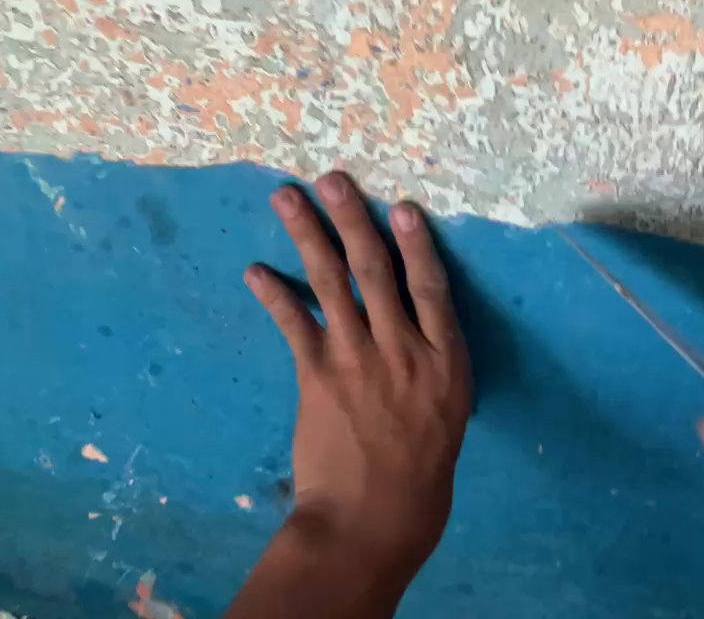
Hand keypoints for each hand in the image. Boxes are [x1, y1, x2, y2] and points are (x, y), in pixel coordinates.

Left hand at [226, 172, 471, 618]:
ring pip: (332, 285)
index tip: (403, 206)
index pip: (432, 288)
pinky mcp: (317, 377)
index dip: (417, 244)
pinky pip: (295, 324)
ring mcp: (357, 360)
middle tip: (333, 178)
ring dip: (308, 236)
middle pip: (376, 272)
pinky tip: (255, 270)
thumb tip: (420, 328)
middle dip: (354, 220)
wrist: (371, 524)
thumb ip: (433, 363)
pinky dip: (274, 295)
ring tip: (287, 198)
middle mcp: (402, 350)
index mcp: (444, 361)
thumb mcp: (448, 413)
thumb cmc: (421, 473)